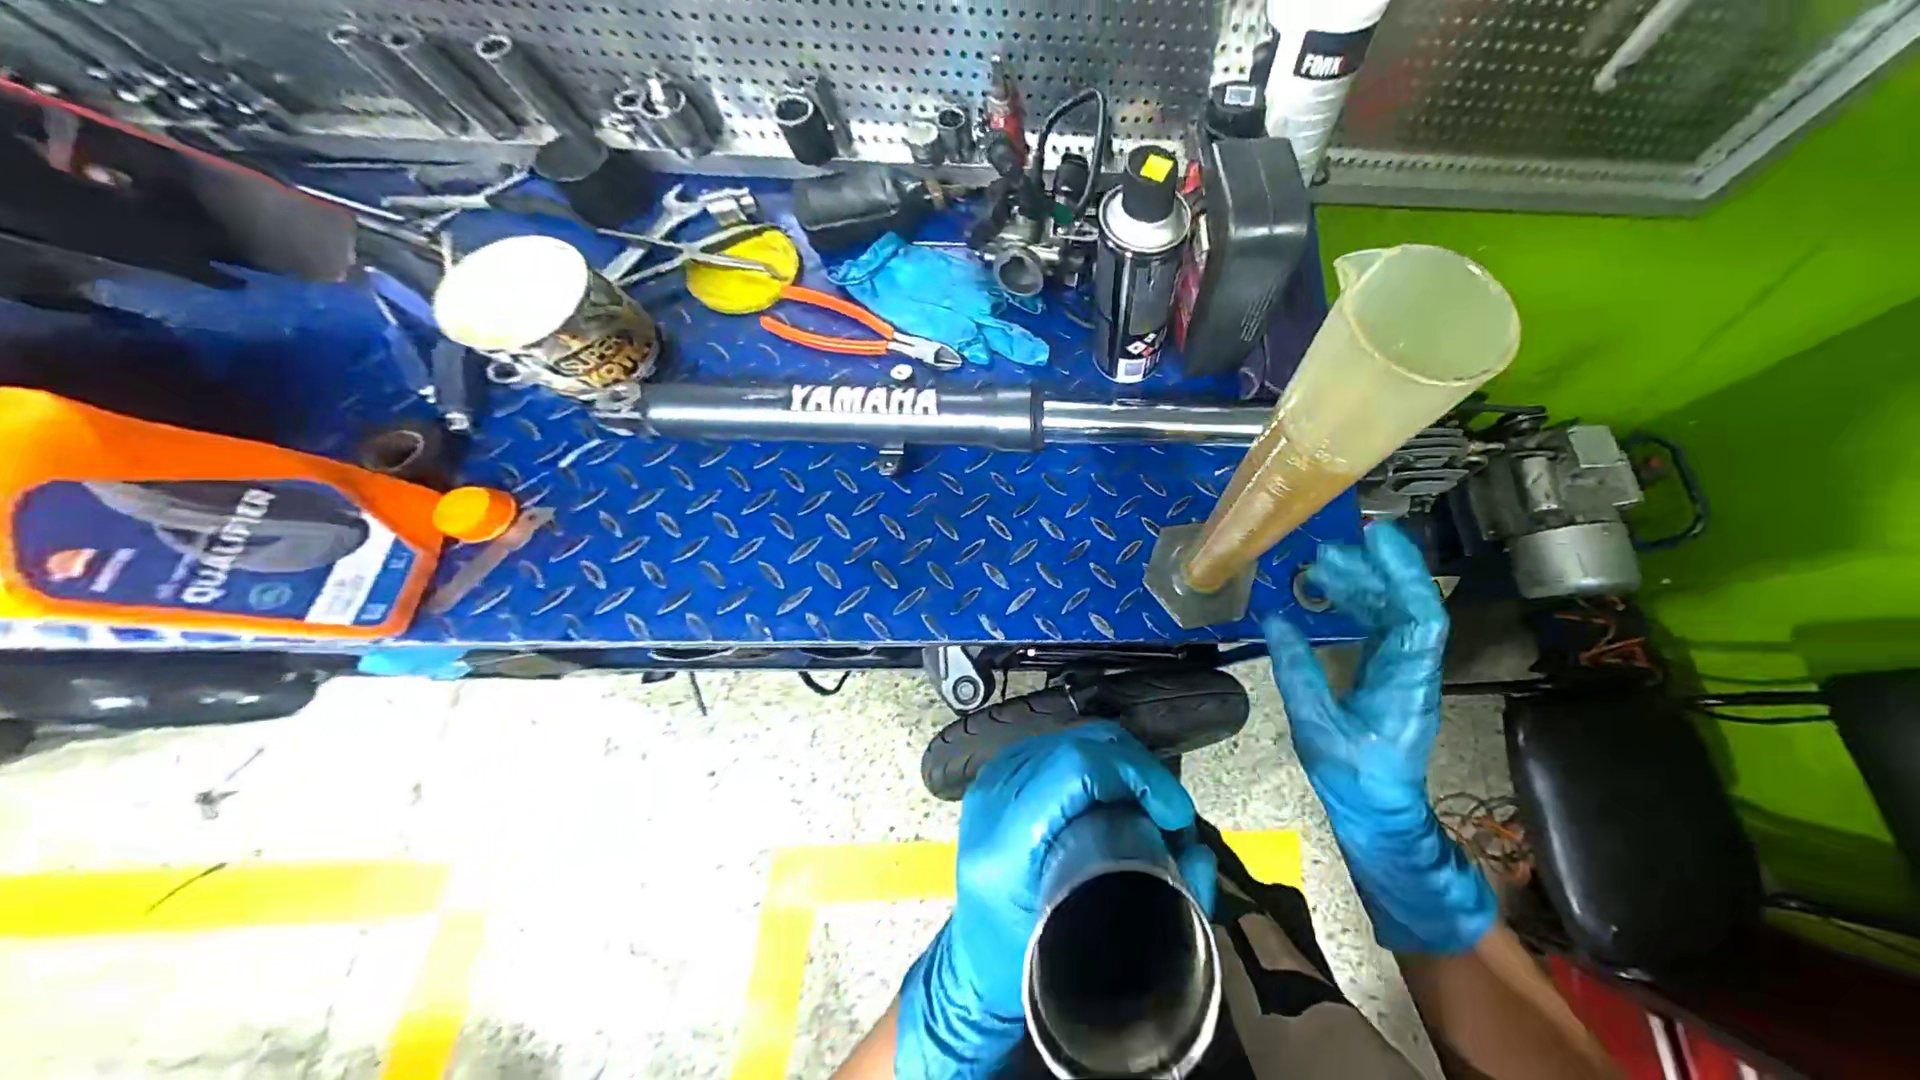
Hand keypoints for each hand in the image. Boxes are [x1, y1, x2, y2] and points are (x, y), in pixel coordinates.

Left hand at [895, 722, 1216, 1079]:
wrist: (975, 965)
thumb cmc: (1030, 965)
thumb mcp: (1094, 949)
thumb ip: (1159, 907)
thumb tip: (1198, 855)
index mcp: (1007, 841)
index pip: (1076, 767)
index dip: (1137, 776)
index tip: (1175, 814)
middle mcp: (993, 798)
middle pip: (1079, 743)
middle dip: (1139, 770)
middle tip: (1169, 815)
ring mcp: (992, 781)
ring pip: (1072, 737)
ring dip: (1122, 764)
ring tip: (1148, 808)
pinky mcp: (998, 777)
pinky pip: (1060, 745)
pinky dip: (1101, 763)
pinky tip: (1118, 797)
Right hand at [1262, 522, 1494, 954]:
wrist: (1377, 810)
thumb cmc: (1351, 774)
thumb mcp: (1314, 724)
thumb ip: (1296, 670)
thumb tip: (1275, 620)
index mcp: (1406, 680)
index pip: (1420, 615)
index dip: (1403, 572)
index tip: (1376, 538)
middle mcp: (1413, 668)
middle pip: (1403, 606)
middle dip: (1369, 572)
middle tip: (1324, 552)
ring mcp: (1403, 670)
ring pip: (1391, 614)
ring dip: (1360, 586)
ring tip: (1319, 567)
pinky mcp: (1389, 674)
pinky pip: (1378, 628)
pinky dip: (1355, 606)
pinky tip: (1328, 597)